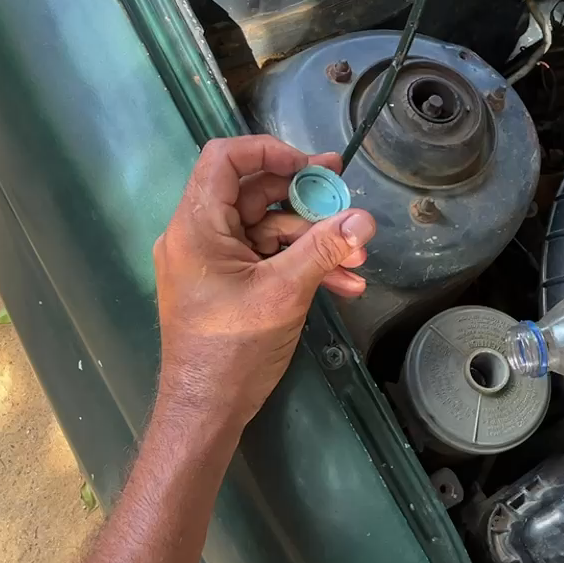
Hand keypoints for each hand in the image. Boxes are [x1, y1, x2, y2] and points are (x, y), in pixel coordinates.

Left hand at [152, 136, 375, 436]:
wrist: (207, 411)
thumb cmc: (233, 347)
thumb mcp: (284, 292)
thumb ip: (324, 248)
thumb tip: (366, 218)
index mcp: (197, 226)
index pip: (224, 159)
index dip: (269, 151)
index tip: (311, 166)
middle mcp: (200, 235)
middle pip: (254, 193)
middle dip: (306, 200)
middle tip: (347, 197)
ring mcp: (214, 261)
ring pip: (268, 230)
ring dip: (314, 241)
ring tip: (357, 259)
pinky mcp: (229, 284)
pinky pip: (267, 260)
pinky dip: (301, 266)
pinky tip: (343, 285)